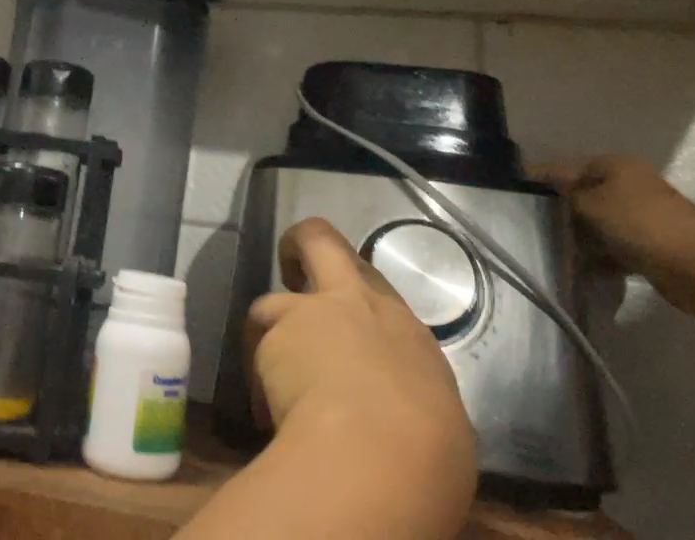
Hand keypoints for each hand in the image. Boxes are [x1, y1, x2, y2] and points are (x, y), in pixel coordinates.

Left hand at [244, 219, 475, 494]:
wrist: (380, 454)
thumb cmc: (428, 451)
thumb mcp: (439, 422)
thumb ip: (412, 403)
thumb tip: (407, 424)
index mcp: (404, 329)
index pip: (376, 291)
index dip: (357, 302)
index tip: (350, 332)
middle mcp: (357, 305)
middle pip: (322, 240)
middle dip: (301, 244)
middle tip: (291, 268)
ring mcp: (310, 314)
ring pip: (270, 302)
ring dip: (268, 335)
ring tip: (269, 381)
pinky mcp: (274, 338)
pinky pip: (256, 354)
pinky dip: (257, 381)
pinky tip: (266, 419)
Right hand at [535, 155, 694, 317]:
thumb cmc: (642, 224)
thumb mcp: (592, 203)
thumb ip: (564, 197)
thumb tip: (545, 195)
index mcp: (613, 166)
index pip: (562, 168)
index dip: (536, 180)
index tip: (508, 196)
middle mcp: (625, 186)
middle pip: (578, 197)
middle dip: (556, 214)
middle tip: (526, 230)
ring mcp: (636, 217)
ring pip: (593, 225)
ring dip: (575, 239)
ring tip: (547, 252)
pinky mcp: (644, 246)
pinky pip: (608, 249)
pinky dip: (594, 258)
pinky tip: (575, 270)